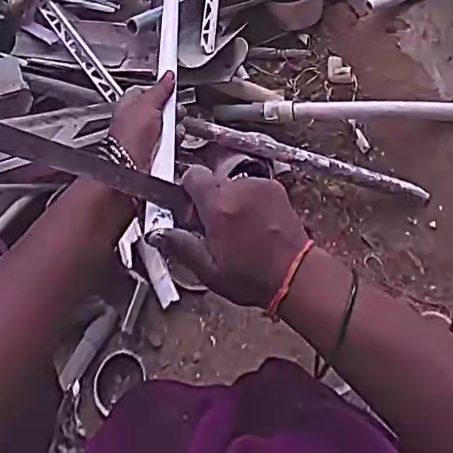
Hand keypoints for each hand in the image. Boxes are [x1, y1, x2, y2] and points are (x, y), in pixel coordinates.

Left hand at [107, 73, 174, 171]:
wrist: (131, 169)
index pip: (148, 90)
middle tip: (173, 112)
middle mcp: (137, 121)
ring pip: (169, 126)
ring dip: (175, 128)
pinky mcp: (156, 152)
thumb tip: (169, 75)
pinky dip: (174, 142)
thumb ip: (160, 89)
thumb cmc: (129, 136)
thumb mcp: (148, 104)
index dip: (161, 89)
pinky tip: (171, 143)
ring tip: (172, 131)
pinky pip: (172, 142)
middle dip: (172, 110)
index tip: (171, 86)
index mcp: (130, 105)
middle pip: (163, 109)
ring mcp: (147, 138)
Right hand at [153, 161, 311, 308]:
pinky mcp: (274, 187)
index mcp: (218, 207)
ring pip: (233, 184)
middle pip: (213, 181)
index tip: (192, 209)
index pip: (192, 176)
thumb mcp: (210, 271)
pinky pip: (252, 186)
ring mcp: (258, 185)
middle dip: (211, 200)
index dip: (188, 190)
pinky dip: (250, 200)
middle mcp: (238, 189)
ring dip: (231, 200)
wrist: (295, 274)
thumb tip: (158, 233)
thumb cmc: (252, 277)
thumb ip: (182, 246)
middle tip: (217, 228)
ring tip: (240, 229)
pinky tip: (256, 224)